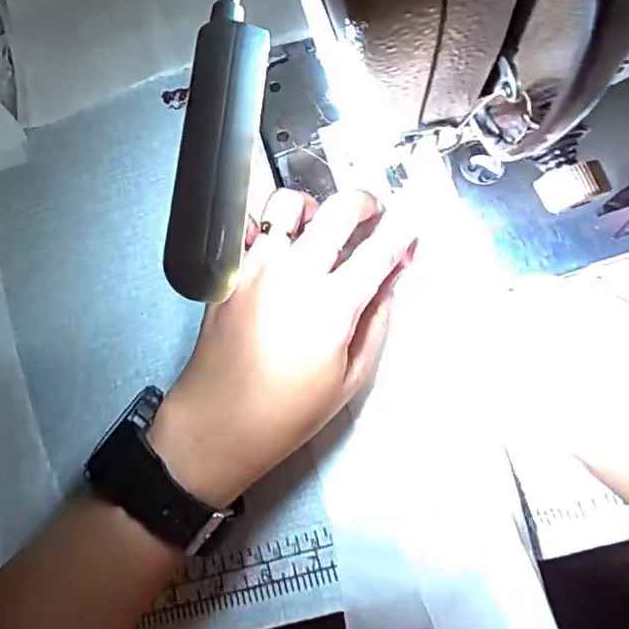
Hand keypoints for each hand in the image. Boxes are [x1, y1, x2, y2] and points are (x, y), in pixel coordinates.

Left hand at [149, 188, 415, 508]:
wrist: (217, 425)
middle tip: (373, 215)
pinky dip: (269, 225)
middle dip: (366, 203)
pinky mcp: (231, 273)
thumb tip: (388, 282)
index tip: (410, 229)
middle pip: (339, 209)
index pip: (379, 249)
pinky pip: (249, 227)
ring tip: (321, 227)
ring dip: (314, 208)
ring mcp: (256, 268)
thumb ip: (376, 322)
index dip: (402, 233)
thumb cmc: (285, 413)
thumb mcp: (350, 378)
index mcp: (331, 306)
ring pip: (287, 204)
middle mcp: (293, 276)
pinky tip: (281, 244)